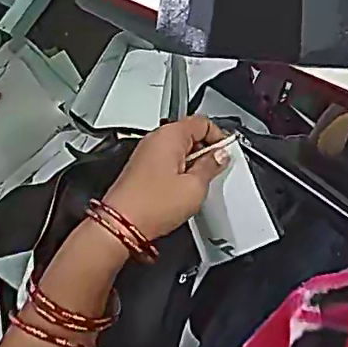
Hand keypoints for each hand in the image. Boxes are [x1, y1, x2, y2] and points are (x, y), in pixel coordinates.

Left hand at [100, 116, 231, 241]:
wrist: (121, 224)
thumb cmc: (149, 204)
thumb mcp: (195, 187)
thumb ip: (211, 166)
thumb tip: (220, 156)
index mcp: (170, 135)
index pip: (202, 122)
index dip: (219, 136)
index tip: (226, 153)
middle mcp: (155, 139)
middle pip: (190, 134)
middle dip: (205, 151)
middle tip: (214, 171)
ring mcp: (146, 152)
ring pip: (179, 149)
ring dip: (192, 163)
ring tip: (195, 185)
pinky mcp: (142, 167)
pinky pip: (167, 161)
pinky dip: (178, 171)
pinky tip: (181, 191)